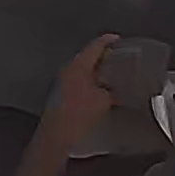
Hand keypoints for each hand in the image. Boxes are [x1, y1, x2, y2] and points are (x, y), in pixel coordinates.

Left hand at [37, 34, 118, 151]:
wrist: (56, 135)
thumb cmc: (80, 113)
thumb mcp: (103, 101)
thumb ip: (112, 90)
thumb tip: (116, 89)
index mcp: (79, 64)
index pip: (95, 46)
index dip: (108, 41)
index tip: (118, 39)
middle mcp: (69, 68)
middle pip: (88, 55)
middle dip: (102, 55)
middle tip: (118, 58)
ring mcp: (62, 80)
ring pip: (82, 68)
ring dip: (95, 68)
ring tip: (111, 73)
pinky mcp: (60, 92)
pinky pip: (78, 78)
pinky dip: (89, 79)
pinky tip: (98, 88)